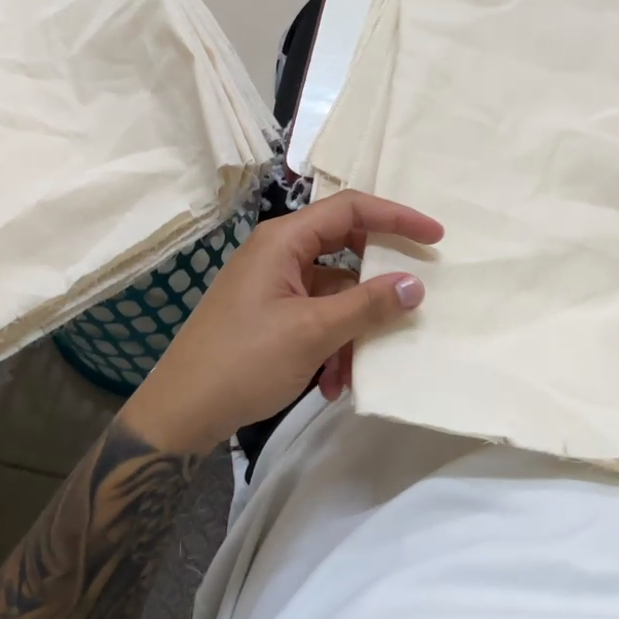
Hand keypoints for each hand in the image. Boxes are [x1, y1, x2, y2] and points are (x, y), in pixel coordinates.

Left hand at [118, 190, 444, 453]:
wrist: (183, 410)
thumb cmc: (244, 360)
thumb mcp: (312, 333)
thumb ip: (366, 306)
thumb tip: (414, 284)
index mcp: (282, 240)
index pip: (349, 208)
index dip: (395, 217)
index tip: (435, 236)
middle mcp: (277, 253)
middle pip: (343, 248)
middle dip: (375, 283)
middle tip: (412, 298)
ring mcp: (271, 284)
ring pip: (332, 291)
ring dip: (352, 328)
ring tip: (353, 372)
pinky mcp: (268, 313)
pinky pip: (315, 316)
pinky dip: (331, 343)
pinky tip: (330, 383)